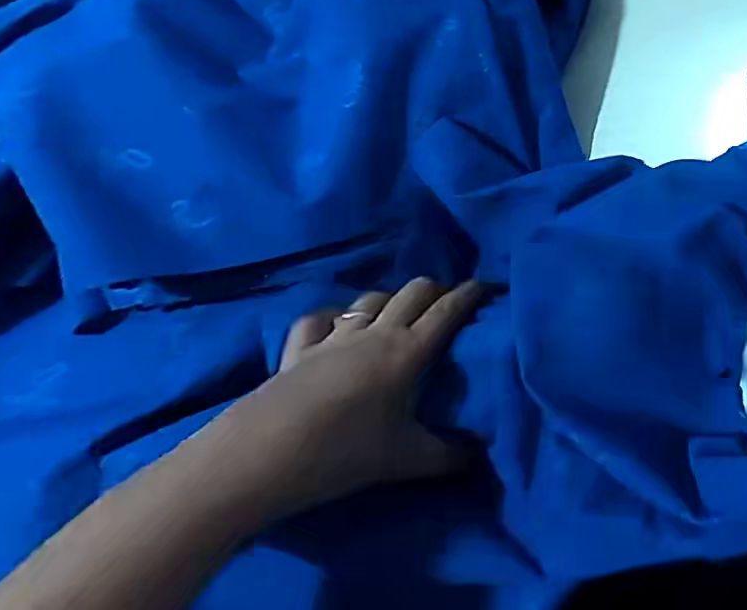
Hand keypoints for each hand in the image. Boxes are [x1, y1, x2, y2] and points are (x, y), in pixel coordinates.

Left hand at [188, 278, 486, 521]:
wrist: (259, 458)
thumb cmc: (341, 453)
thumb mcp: (403, 460)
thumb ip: (446, 456)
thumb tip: (480, 457)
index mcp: (408, 350)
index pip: (448, 310)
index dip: (471, 293)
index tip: (488, 285)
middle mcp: (376, 332)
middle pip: (414, 291)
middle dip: (437, 288)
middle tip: (448, 302)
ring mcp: (334, 336)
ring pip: (371, 298)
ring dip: (390, 299)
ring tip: (396, 314)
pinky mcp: (298, 349)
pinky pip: (318, 319)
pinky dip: (331, 318)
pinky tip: (333, 328)